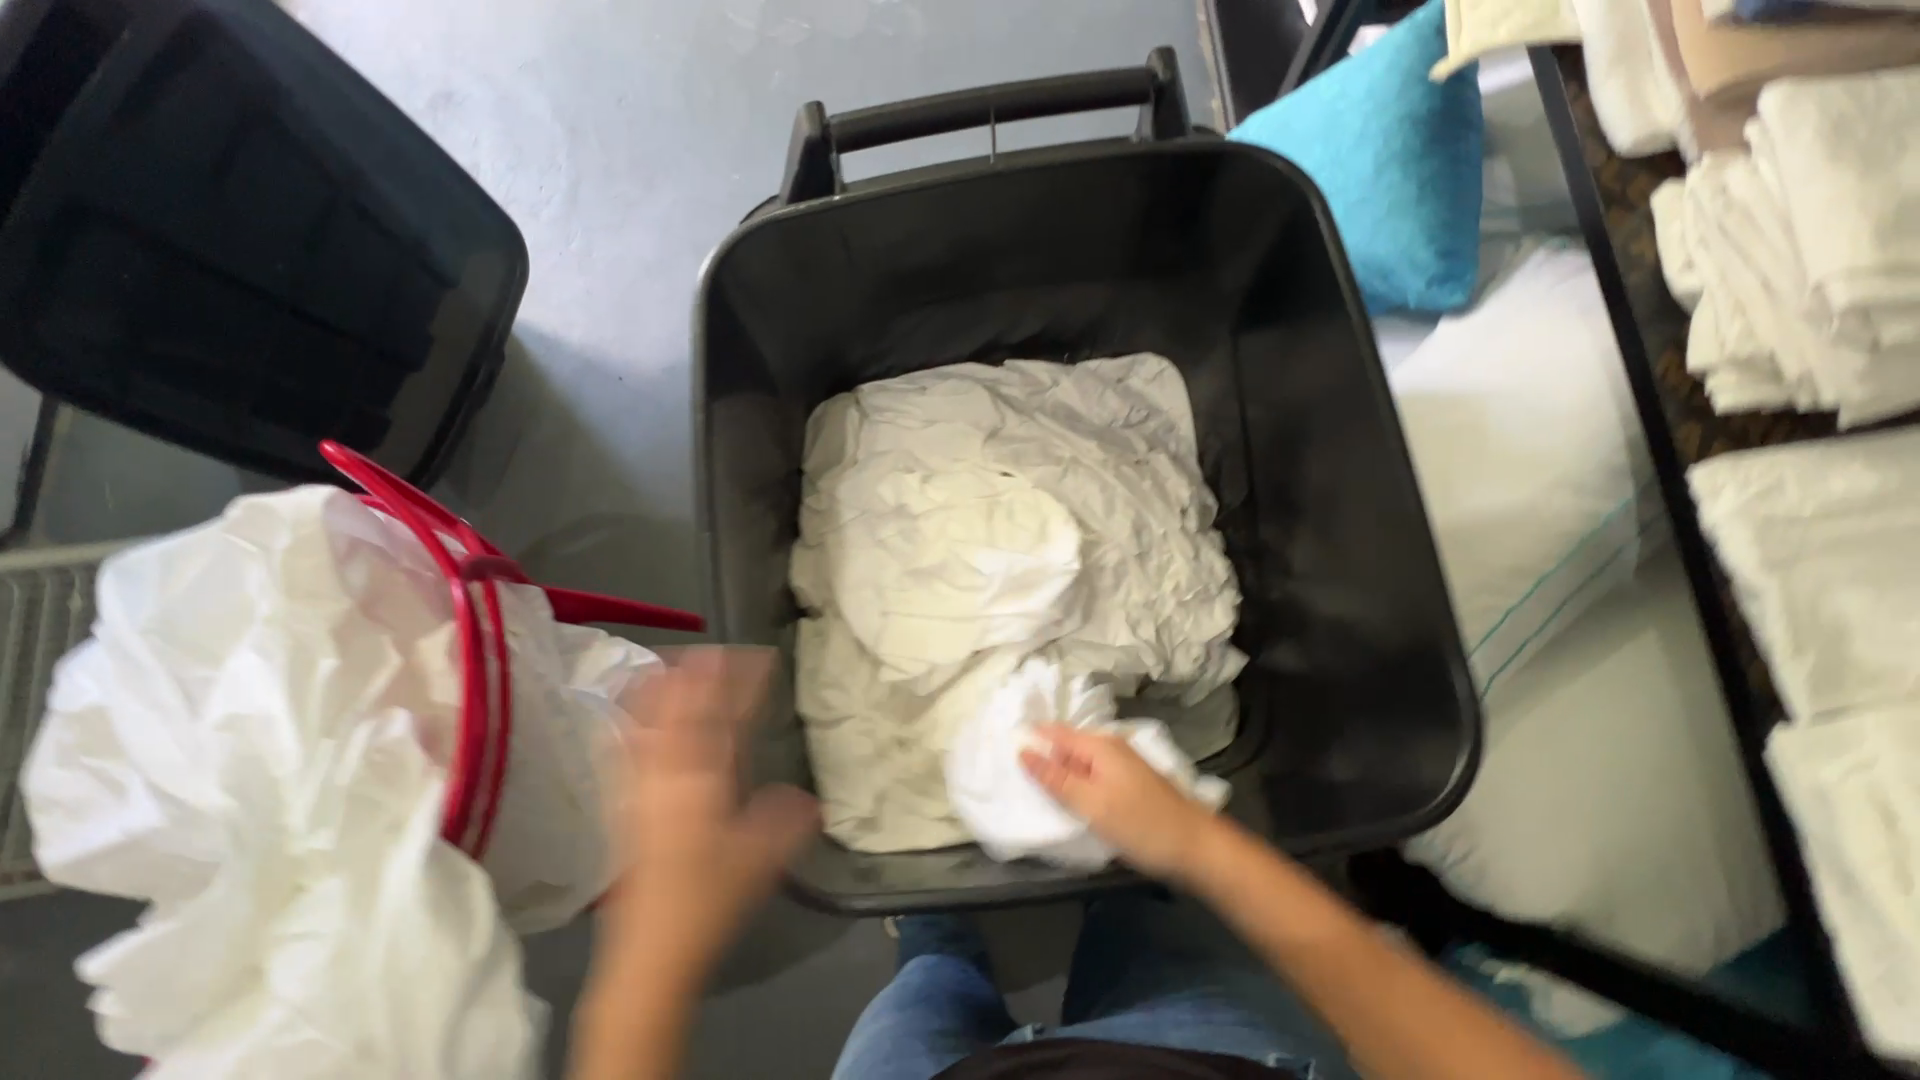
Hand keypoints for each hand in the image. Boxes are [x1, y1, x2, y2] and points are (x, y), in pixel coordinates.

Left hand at [602, 648, 818, 980]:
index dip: (741, 681)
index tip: (761, 657)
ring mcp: (637, 787)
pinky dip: (631, 717)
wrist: (649, 953)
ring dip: (662, 687)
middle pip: (676, 706)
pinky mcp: (622, 805)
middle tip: (720, 653)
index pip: (722, 715)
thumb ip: (786, 824)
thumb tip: (810, 800)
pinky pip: (623, 746)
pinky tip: (633, 713)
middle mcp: (664, 774)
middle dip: (698, 672)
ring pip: (644, 720)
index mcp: (701, 780)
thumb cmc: (708, 903)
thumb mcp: (760, 862)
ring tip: (676, 666)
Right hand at [1018, 726, 1224, 882]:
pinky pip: (1093, 775)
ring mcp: (1123, 764)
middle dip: (1042, 758)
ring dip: (1059, 774)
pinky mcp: (1130, 783)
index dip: (1027, 739)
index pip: (1052, 732)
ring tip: (1035, 793)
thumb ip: (1056, 778)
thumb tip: (1023, 750)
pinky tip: (1070, 803)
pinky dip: (1077, 785)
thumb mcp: (1091, 804)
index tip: (999, 753)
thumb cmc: (1142, 825)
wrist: (1198, 848)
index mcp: (1099, 744)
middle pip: (1066, 746)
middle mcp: (1110, 746)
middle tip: (1012, 779)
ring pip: (1079, 762)